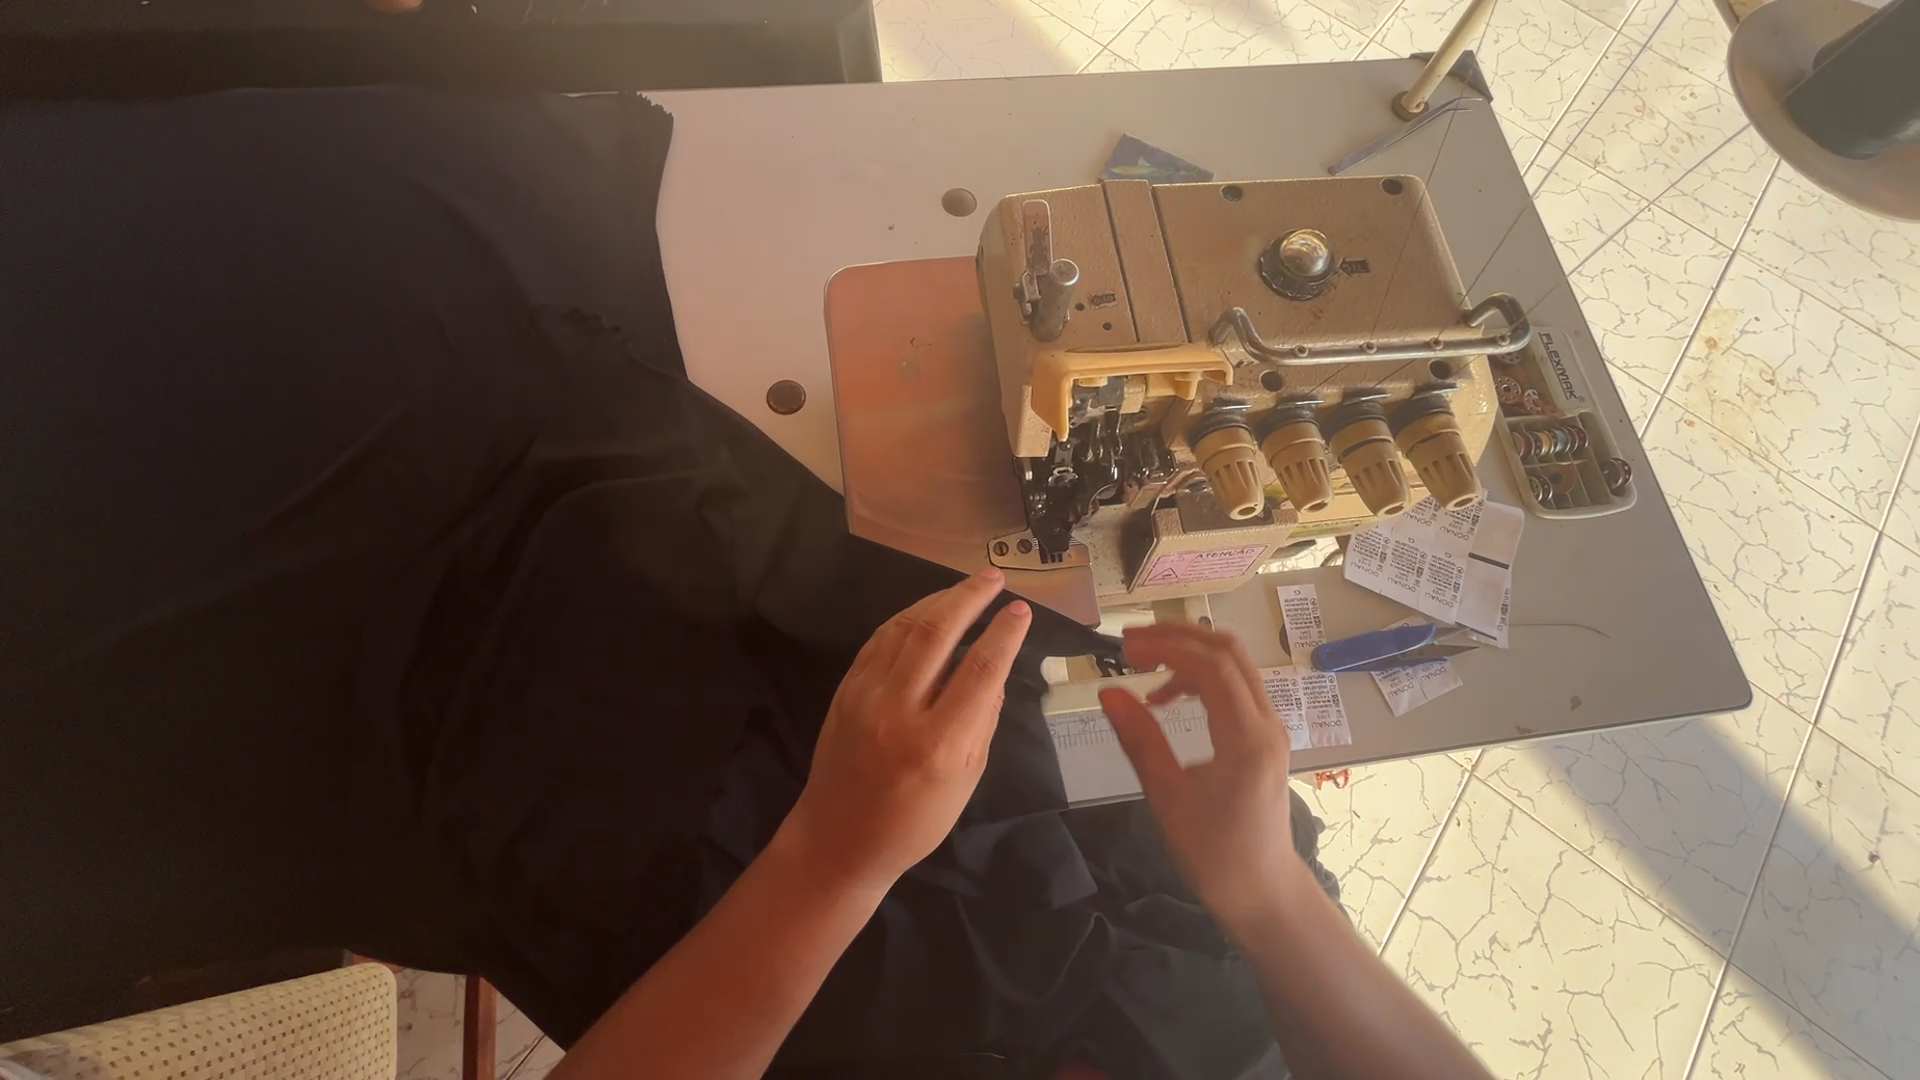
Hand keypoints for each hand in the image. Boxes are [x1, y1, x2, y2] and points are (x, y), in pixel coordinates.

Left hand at [781, 569, 1031, 892]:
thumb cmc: (914, 821)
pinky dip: (908, 617)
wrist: (839, 839)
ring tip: (967, 589)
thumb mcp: (967, 779)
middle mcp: (899, 711)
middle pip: (937, 632)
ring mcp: (865, 695)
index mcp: (939, 743)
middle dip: (969, 597)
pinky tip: (928, 610)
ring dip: (939, 600)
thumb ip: (982, 719)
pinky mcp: (846, 688)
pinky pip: (880, 639)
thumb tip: (995, 666)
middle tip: (994, 578)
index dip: (1004, 634)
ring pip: (904, 627)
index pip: (980, 670)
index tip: (1020, 610)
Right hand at [1099, 623, 1301, 933]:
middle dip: (1177, 636)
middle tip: (1130, 643)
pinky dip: (1198, 676)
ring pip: (1233, 664)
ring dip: (1187, 652)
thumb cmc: (1215, 855)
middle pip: (1228, 651)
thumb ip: (1140, 741)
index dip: (1166, 647)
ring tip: (1141, 663)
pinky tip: (1164, 696)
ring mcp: (1269, 727)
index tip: (1124, 651)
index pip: (1211, 667)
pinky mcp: (1263, 735)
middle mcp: (1266, 723)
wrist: (1265, 894)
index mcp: (1245, 739)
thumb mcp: (1168, 800)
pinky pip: (1233, 686)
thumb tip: (1108, 692)